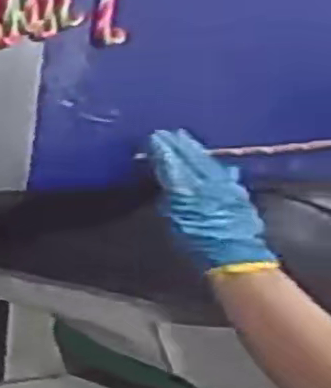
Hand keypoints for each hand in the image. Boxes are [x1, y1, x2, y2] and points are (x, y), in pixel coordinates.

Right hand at [146, 129, 275, 271]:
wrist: (234, 254)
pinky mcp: (236, 195)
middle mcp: (213, 183)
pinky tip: (208, 161)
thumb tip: (161, 174)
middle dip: (179, 146)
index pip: (175, 163)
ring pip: (208, 164)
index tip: (151, 137)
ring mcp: (228, 188)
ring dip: (194, 151)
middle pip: (194, 160)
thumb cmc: (197, 238)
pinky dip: (210, 163)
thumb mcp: (174, 215)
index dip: (163, 150)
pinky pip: (221, 172)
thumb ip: (169, 193)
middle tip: (165, 133)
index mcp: (194, 187)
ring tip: (182, 141)